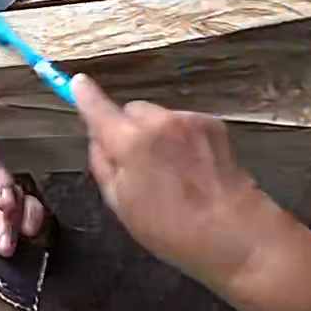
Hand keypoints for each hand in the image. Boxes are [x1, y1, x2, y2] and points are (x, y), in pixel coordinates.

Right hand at [72, 75, 291, 290]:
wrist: (231, 228)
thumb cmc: (170, 228)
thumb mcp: (121, 204)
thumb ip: (103, 164)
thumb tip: (97, 137)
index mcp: (130, 143)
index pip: (99, 109)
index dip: (86, 96)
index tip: (78, 82)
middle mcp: (159, 121)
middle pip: (132, 112)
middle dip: (130, 130)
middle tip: (140, 165)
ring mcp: (188, 118)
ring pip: (159, 117)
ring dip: (158, 134)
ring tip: (173, 172)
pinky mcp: (211, 121)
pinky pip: (184, 123)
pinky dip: (182, 138)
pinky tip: (193, 166)